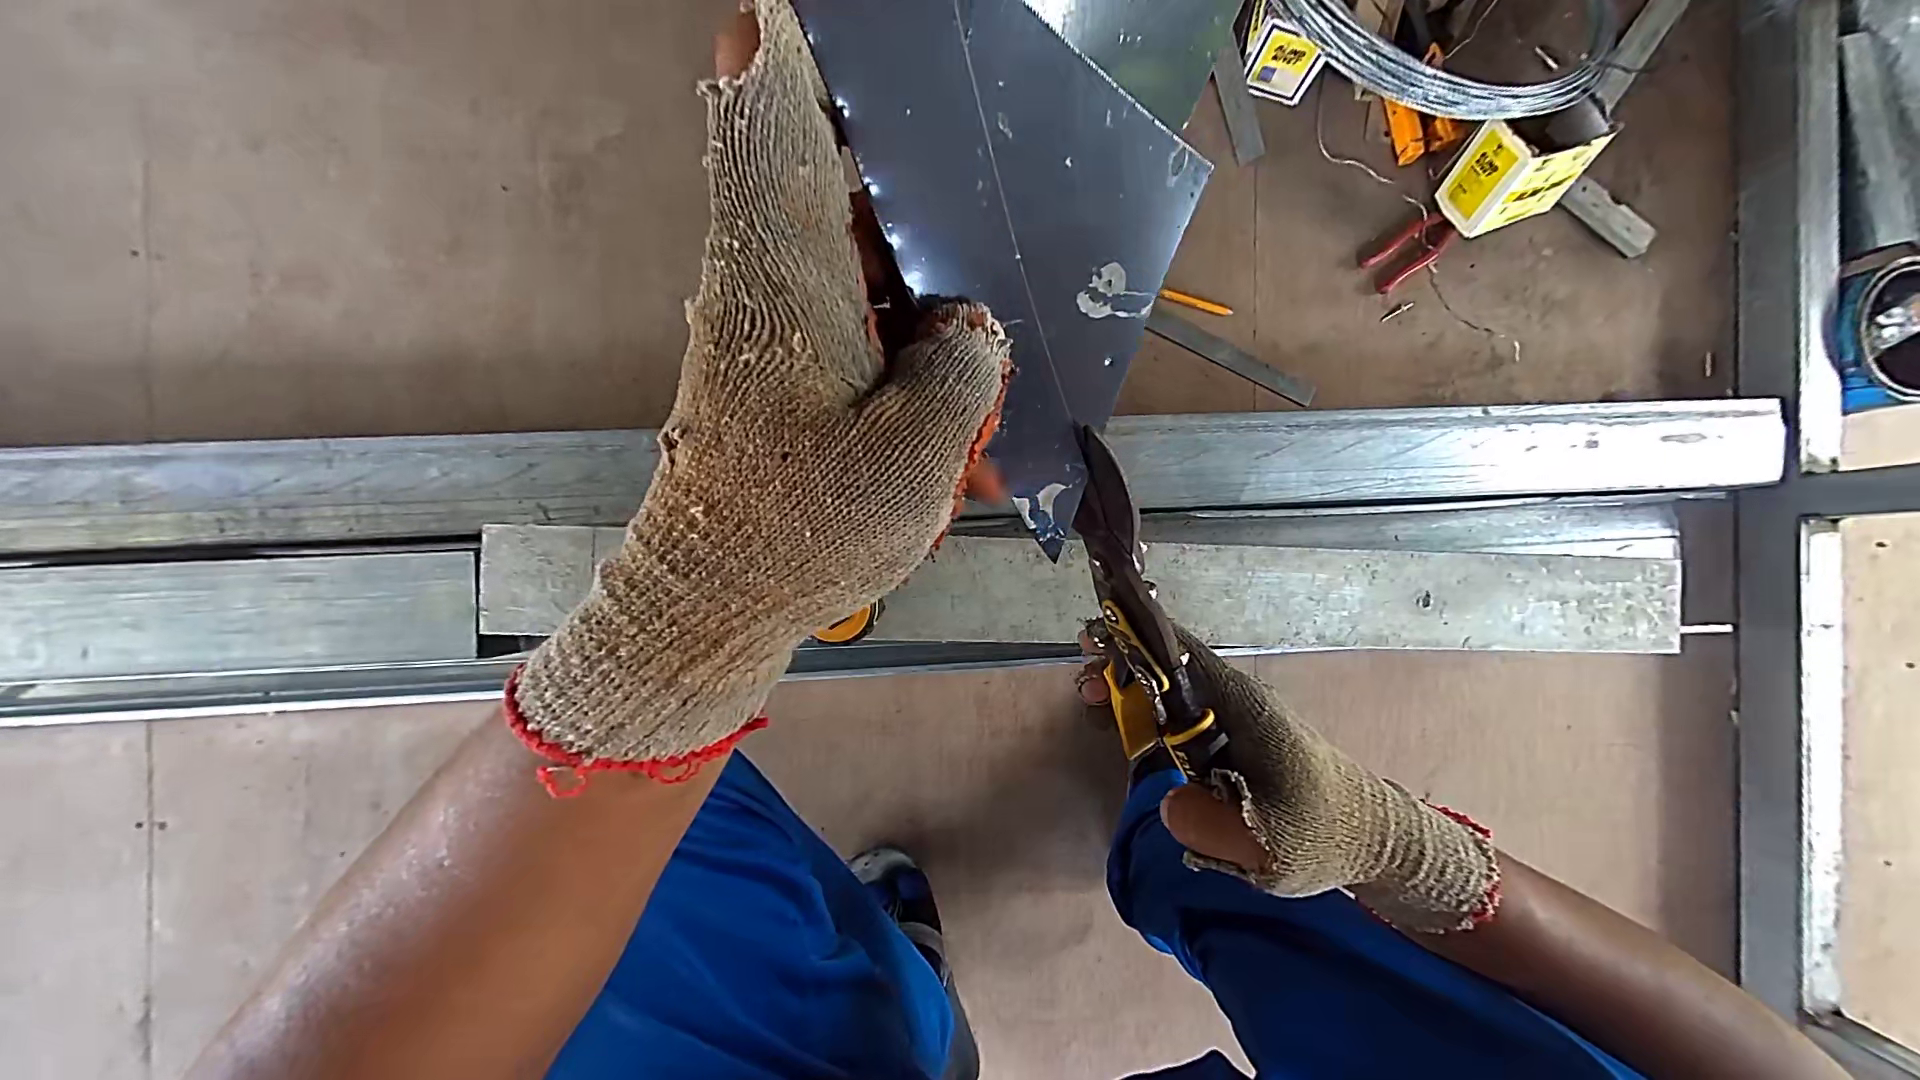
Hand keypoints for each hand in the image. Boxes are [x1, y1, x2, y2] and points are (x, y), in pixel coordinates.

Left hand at [508, 0, 1009, 783]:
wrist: (722, 600)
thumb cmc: (804, 533)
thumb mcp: (915, 455)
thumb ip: (962, 367)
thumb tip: (963, 328)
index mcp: (784, 276)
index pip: (776, 121)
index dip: (796, 49)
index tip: (817, 19)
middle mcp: (767, 282)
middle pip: (825, 169)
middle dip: (896, 157)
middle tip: (962, 162)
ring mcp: (774, 326)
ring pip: (847, 244)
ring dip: (909, 251)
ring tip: (969, 280)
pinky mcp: (786, 369)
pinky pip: (852, 307)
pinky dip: (899, 314)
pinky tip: (944, 350)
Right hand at [1080, 626, 1499, 932]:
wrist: (1372, 837)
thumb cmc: (1325, 834)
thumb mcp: (1274, 846)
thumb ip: (1218, 829)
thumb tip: (1166, 805)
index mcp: (1242, 705)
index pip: (1182, 653)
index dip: (1136, 640)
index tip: (1097, 639)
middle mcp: (1232, 697)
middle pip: (1165, 663)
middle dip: (1120, 663)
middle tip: (1084, 682)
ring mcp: (1229, 714)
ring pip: (1167, 684)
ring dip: (1126, 683)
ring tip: (1091, 695)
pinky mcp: (1227, 733)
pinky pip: (1176, 708)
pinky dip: (1142, 705)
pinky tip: (1119, 717)